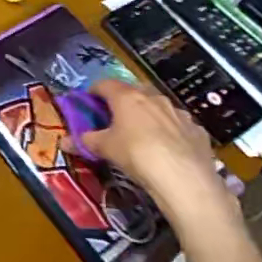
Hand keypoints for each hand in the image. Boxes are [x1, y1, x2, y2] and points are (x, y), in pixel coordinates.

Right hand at [80, 79, 228, 215]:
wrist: (183, 177)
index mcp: (127, 97)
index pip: (104, 84)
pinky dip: (169, 132)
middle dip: (122, 102)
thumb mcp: (105, 148)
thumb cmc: (136, 154)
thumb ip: (85, 141)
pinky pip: (177, 125)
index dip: (93, 92)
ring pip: (158, 107)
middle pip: (133, 91)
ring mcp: (178, 112)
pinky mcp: (197, 129)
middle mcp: (154, 97)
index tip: (88, 103)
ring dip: (148, 116)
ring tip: (142, 136)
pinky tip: (167, 150)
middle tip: (114, 120)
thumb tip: (64, 141)